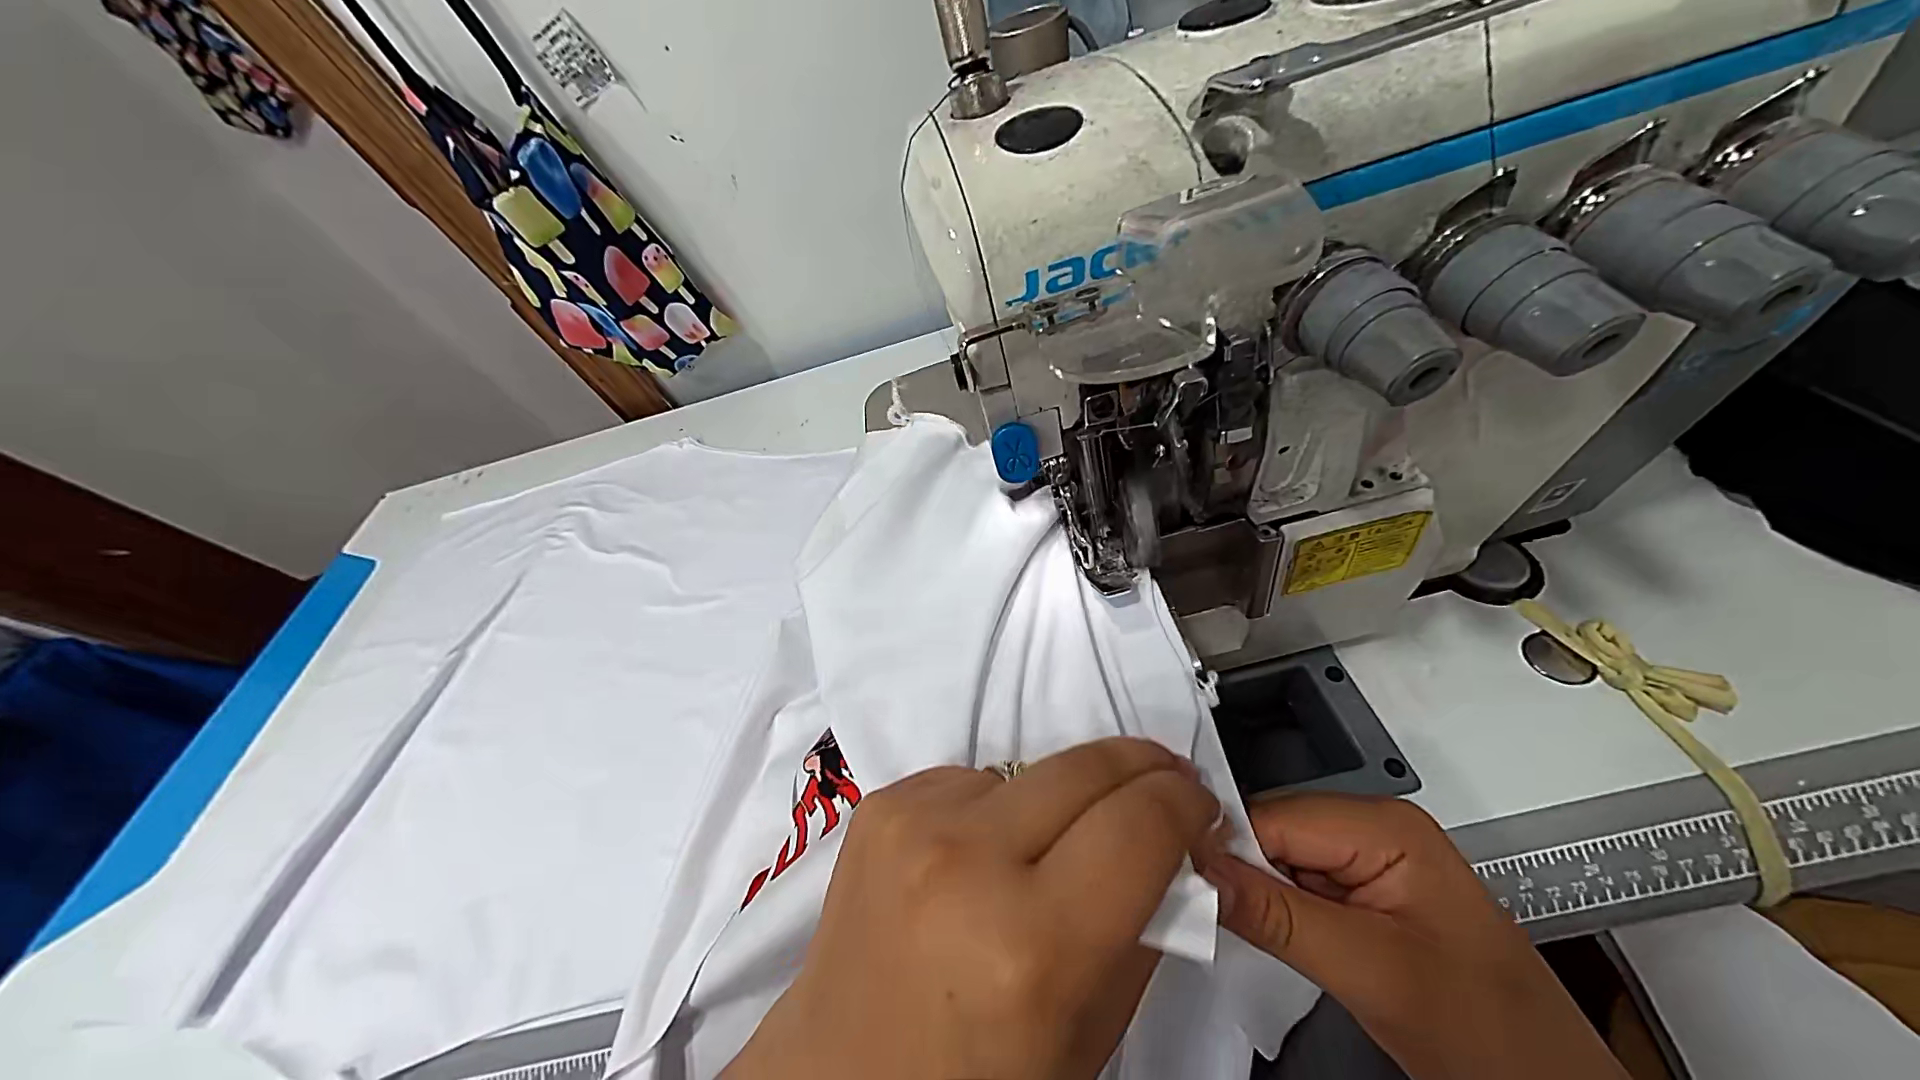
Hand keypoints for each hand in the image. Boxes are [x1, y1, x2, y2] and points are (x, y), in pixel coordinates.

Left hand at [724, 737, 1219, 1079]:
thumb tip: (1173, 841)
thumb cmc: (978, 1077)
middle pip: (1087, 768)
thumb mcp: (1091, 1030)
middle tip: (1161, 786)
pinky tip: (983, 853)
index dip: (1184, 803)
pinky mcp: (880, 805)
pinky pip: (971, 777)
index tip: (1197, 806)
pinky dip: (996, 804)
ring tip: (1053, 845)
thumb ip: (1145, 924)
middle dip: (1140, 770)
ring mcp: (913, 823)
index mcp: (1032, 943)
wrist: (844, 1074)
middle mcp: (966, 863)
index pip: (1142, 823)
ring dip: (1060, 795)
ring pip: (1029, 767)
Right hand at [1199, 794, 1627, 1079]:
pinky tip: (1269, 932)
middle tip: (1206, 911)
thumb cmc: (1495, 1031)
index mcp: (1383, 825)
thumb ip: (1277, 916)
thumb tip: (1201, 873)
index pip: (1268, 815)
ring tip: (1244, 928)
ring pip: (1273, 858)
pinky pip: (1290, 883)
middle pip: (1267, 831)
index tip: (1186, 883)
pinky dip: (1269, 907)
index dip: (1222, 849)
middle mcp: (1370, 830)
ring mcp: (1364, 860)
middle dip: (1237, 872)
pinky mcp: (1357, 891)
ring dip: (1252, 893)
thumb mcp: (1372, 971)